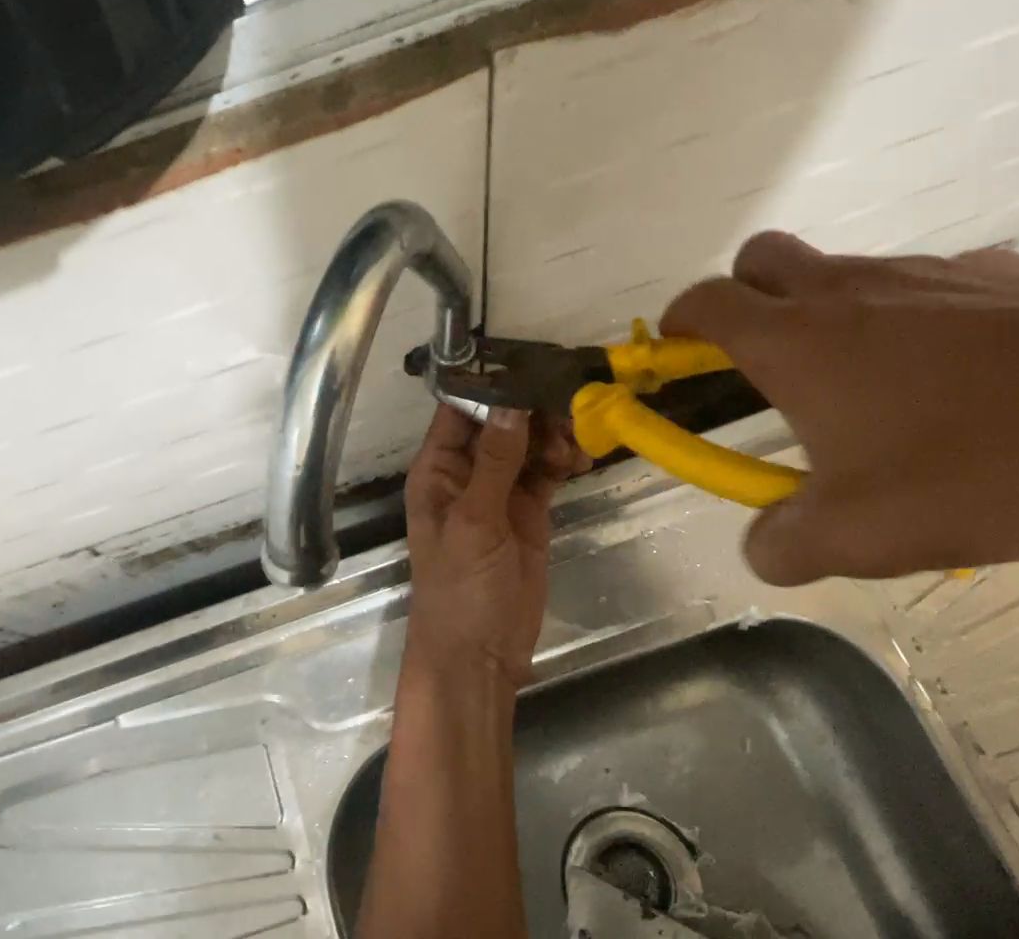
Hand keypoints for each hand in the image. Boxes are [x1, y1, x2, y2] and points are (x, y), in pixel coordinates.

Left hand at [402, 406, 588, 682]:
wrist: (479, 654)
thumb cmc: (461, 589)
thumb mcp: (475, 523)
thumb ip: (495, 463)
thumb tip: (512, 405)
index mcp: (437, 469)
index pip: (460, 410)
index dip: (493, 386)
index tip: (534, 365)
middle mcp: (466, 472)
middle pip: (501, 422)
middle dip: (533, 410)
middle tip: (571, 407)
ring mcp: (499, 490)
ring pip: (527, 443)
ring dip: (553, 435)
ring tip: (576, 444)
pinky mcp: (528, 510)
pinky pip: (546, 471)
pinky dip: (563, 460)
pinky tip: (581, 461)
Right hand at [662, 232, 1018, 584]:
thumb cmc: (983, 468)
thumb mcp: (860, 537)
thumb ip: (781, 544)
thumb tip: (761, 545)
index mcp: (795, 340)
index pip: (703, 302)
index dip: (678, 325)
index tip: (678, 356)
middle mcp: (846, 288)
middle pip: (761, 259)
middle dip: (744, 299)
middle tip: (766, 365)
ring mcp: (925, 272)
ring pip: (843, 271)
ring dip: (829, 315)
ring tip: (876, 392)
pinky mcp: (998, 273)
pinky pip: (925, 286)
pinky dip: (913, 319)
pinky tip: (962, 379)